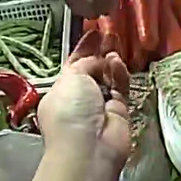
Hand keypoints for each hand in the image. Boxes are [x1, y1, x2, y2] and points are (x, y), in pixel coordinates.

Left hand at [37, 31, 130, 168]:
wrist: (88, 148)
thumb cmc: (70, 111)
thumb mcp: (70, 78)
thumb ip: (84, 63)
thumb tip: (98, 60)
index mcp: (60, 92)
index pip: (72, 66)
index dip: (83, 49)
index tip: (93, 32)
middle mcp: (79, 99)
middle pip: (92, 71)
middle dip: (99, 52)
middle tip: (109, 33)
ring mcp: (100, 106)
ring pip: (109, 78)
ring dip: (111, 61)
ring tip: (115, 41)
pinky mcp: (120, 112)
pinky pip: (121, 88)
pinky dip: (119, 74)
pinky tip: (117, 62)